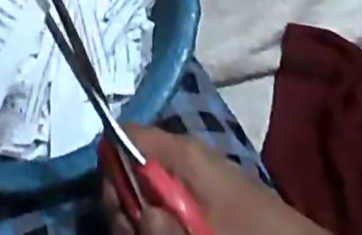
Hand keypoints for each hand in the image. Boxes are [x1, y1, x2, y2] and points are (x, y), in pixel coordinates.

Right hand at [103, 127, 328, 234]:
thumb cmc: (249, 233)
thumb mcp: (202, 232)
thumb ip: (163, 226)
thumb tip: (135, 213)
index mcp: (181, 151)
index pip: (125, 136)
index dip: (112, 171)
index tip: (119, 211)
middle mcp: (181, 156)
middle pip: (129, 170)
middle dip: (126, 208)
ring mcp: (191, 177)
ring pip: (145, 194)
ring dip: (144, 223)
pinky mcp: (200, 199)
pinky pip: (165, 206)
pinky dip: (162, 227)